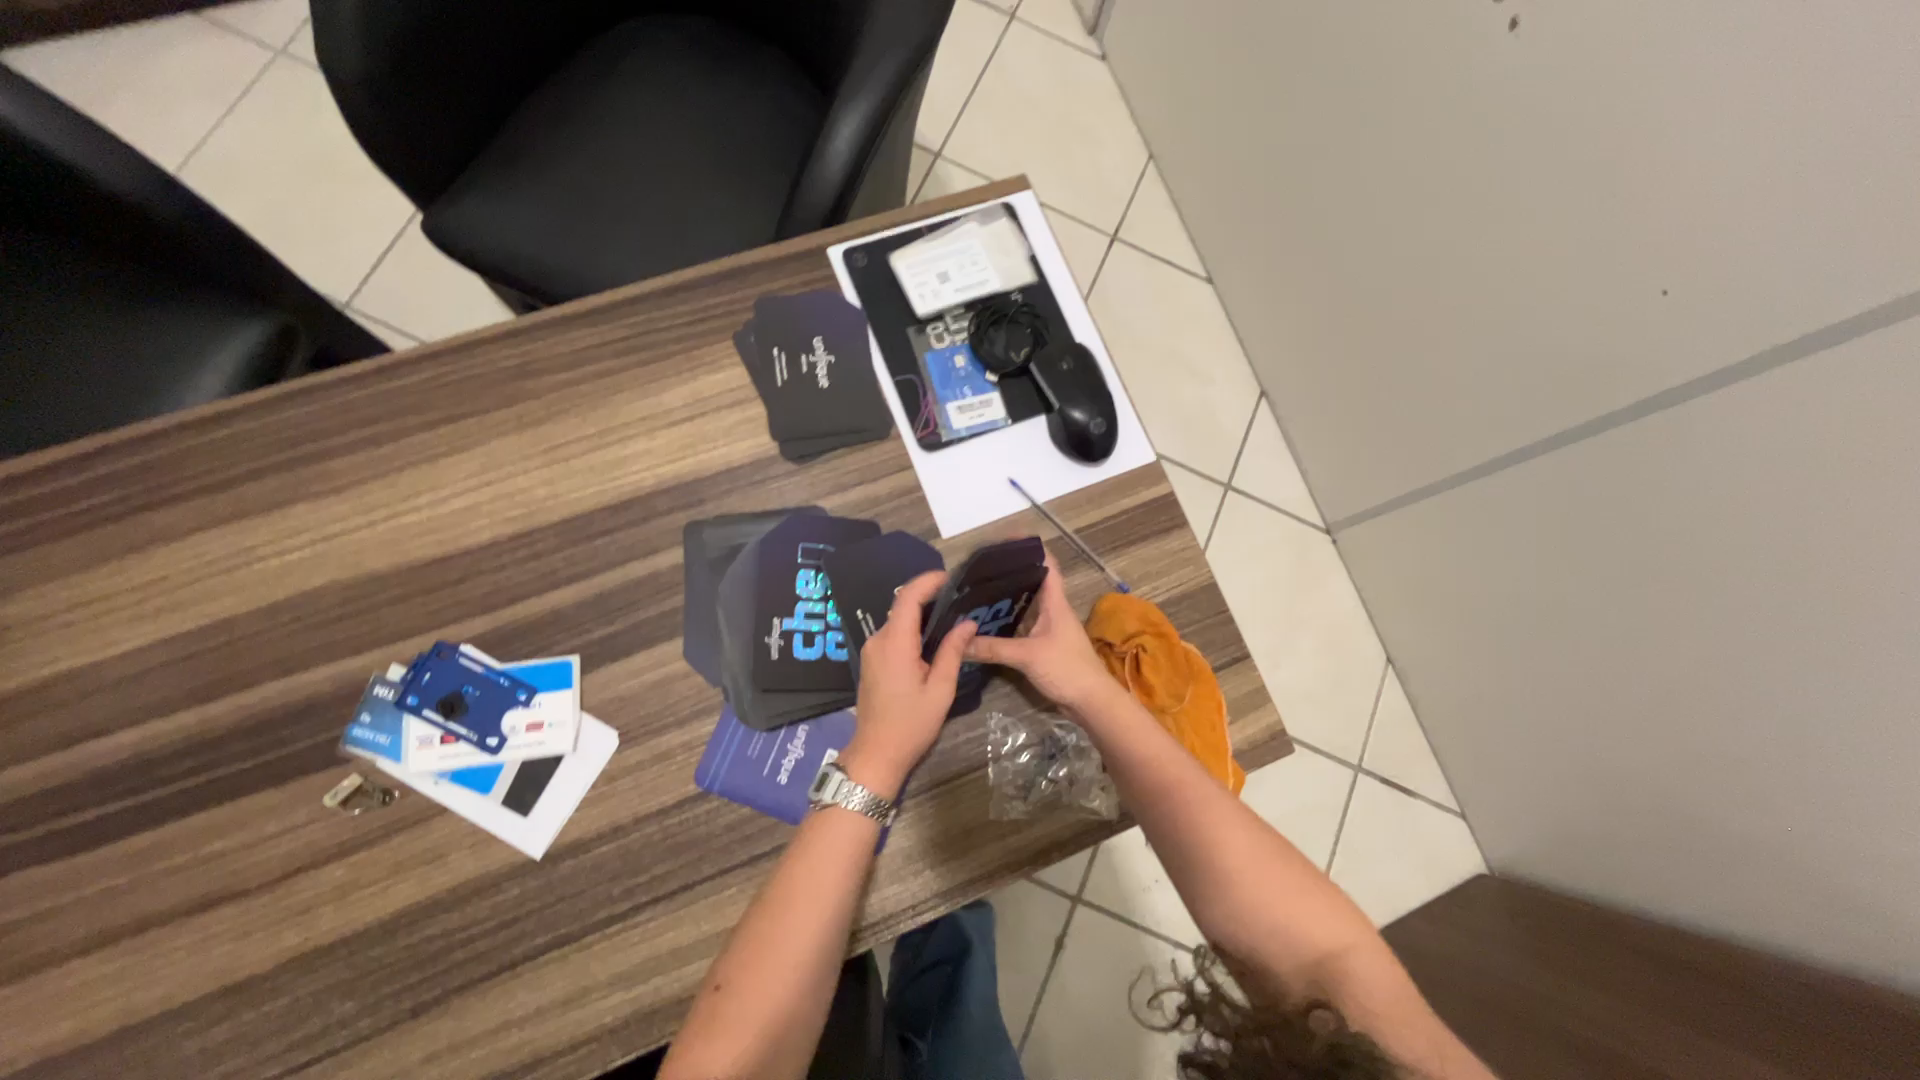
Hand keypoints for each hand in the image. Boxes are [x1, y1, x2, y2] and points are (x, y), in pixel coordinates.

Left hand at [842, 570, 976, 796]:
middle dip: (928, 598)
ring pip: (897, 622)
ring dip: (920, 617)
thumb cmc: (911, 724)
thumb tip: (967, 623)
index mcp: (895, 644)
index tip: (949, 576)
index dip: (927, 582)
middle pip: (902, 608)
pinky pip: (892, 636)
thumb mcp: (940, 690)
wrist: (876, 754)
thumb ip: (952, 652)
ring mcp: (871, 652)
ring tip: (951, 618)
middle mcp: (878, 641)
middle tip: (959, 599)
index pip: (908, 598)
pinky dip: (911, 632)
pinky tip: (932, 641)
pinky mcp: (871, 662)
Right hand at [964, 552, 1119, 715]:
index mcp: (1055, 602)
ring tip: (977, 592)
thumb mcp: (1027, 656)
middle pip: (1032, 582)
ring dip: (1006, 599)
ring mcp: (1049, 629)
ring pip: (1026, 605)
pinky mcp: (1044, 646)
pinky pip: (1023, 626)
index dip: (1029, 547)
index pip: (1046, 563)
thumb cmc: (1067, 669)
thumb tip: (960, 641)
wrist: (1091, 702)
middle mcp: (1052, 610)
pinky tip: (987, 625)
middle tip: (979, 570)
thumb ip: (993, 648)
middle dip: (1009, 573)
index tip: (1004, 541)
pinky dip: (1007, 623)